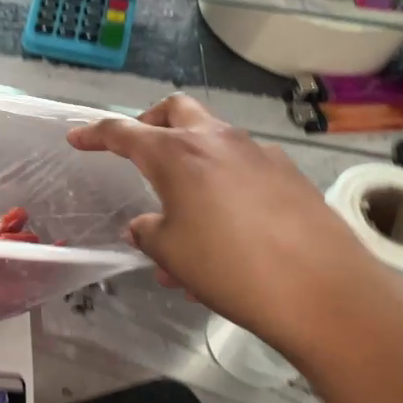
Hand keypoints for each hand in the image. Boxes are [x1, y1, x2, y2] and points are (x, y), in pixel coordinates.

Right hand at [66, 94, 402, 360]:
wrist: (325, 292)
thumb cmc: (231, 269)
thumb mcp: (171, 254)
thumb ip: (149, 231)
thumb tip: (145, 225)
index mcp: (177, 154)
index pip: (123, 132)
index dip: (94, 135)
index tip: (77, 140)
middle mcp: (217, 141)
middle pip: (175, 110)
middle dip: (150, 122)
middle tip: (138, 151)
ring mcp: (259, 154)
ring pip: (213, 138)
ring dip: (190, 157)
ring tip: (183, 209)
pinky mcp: (290, 175)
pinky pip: (243, 166)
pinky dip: (223, 181)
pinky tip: (227, 228)